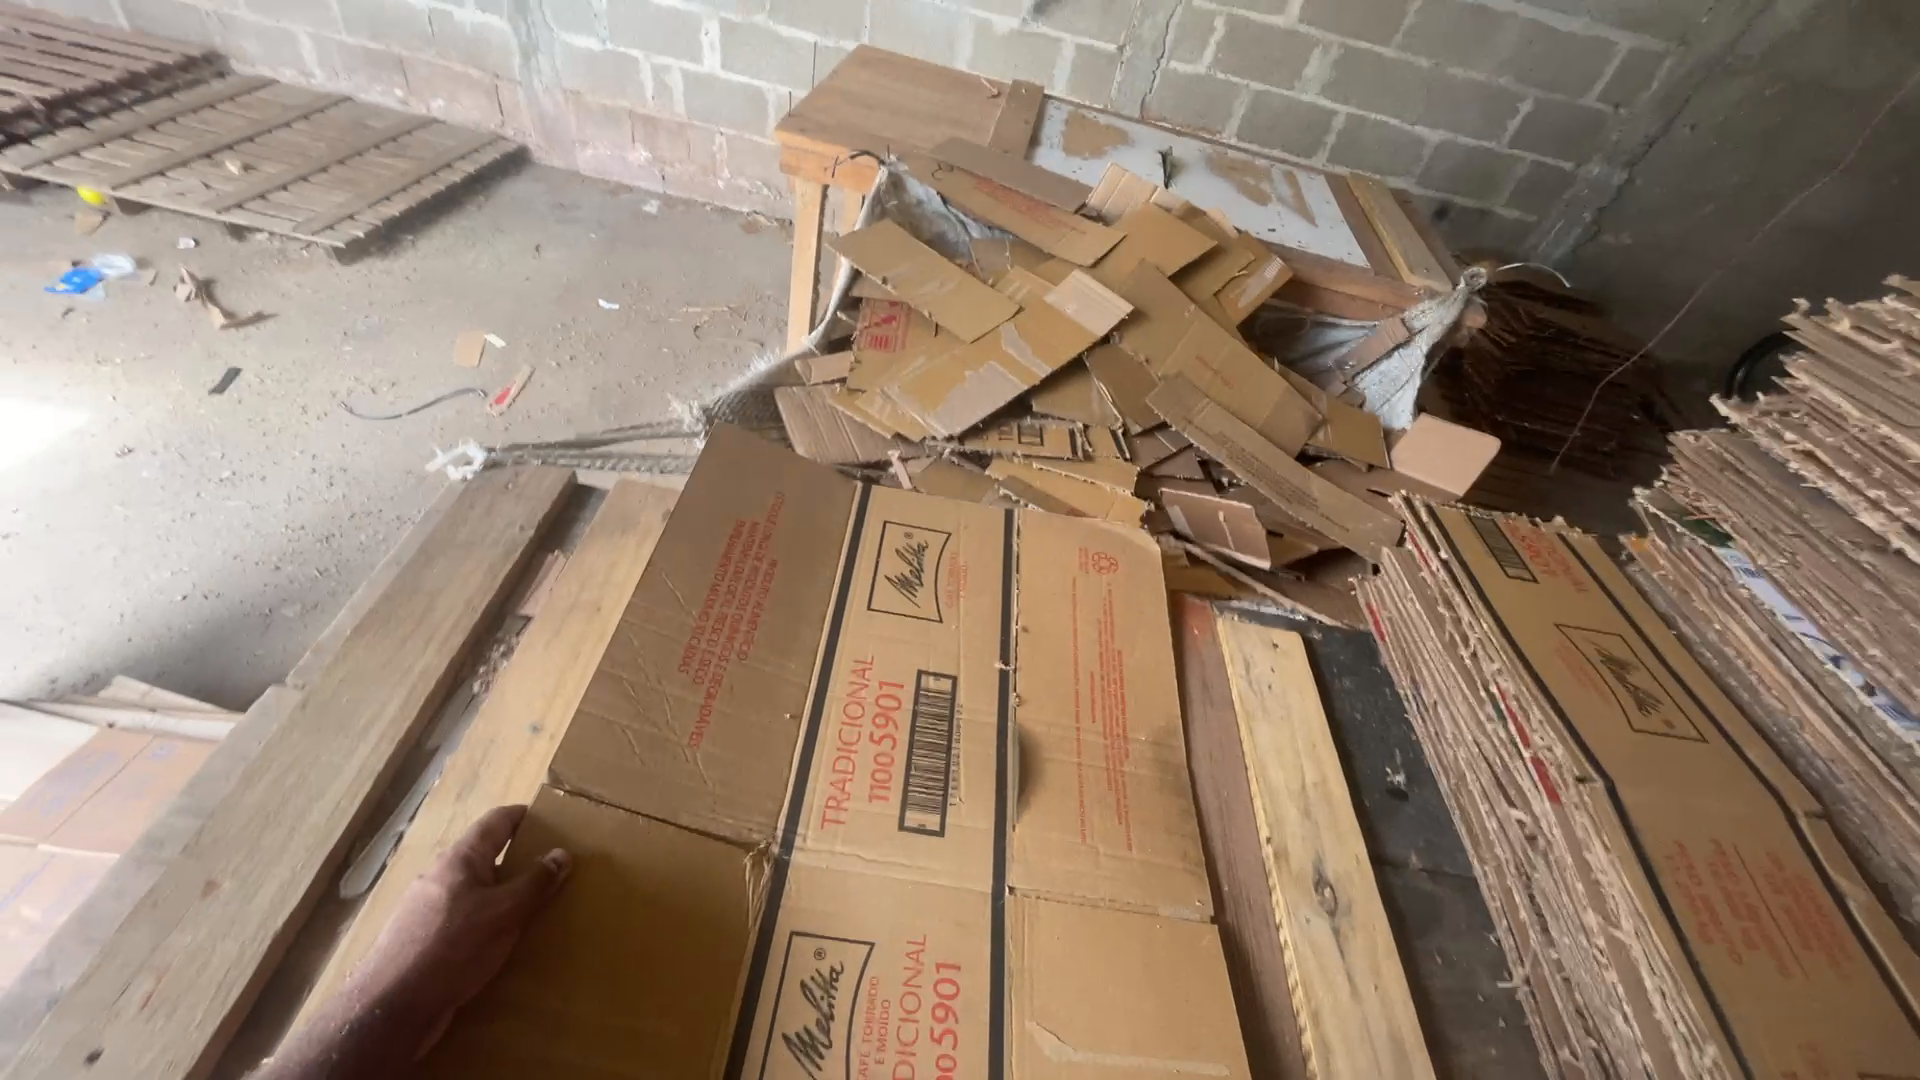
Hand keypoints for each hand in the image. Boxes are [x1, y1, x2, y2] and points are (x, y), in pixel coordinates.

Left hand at [347, 804, 571, 1056]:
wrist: (389, 1011)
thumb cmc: (453, 947)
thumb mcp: (507, 912)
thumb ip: (536, 882)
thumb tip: (561, 853)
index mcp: (461, 859)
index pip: (497, 820)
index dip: (524, 815)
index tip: (551, 821)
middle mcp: (439, 876)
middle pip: (484, 855)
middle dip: (516, 860)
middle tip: (549, 870)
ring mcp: (424, 909)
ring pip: (472, 890)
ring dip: (500, 894)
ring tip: (529, 908)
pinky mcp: (419, 940)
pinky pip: (460, 918)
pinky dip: (483, 920)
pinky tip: (497, 941)